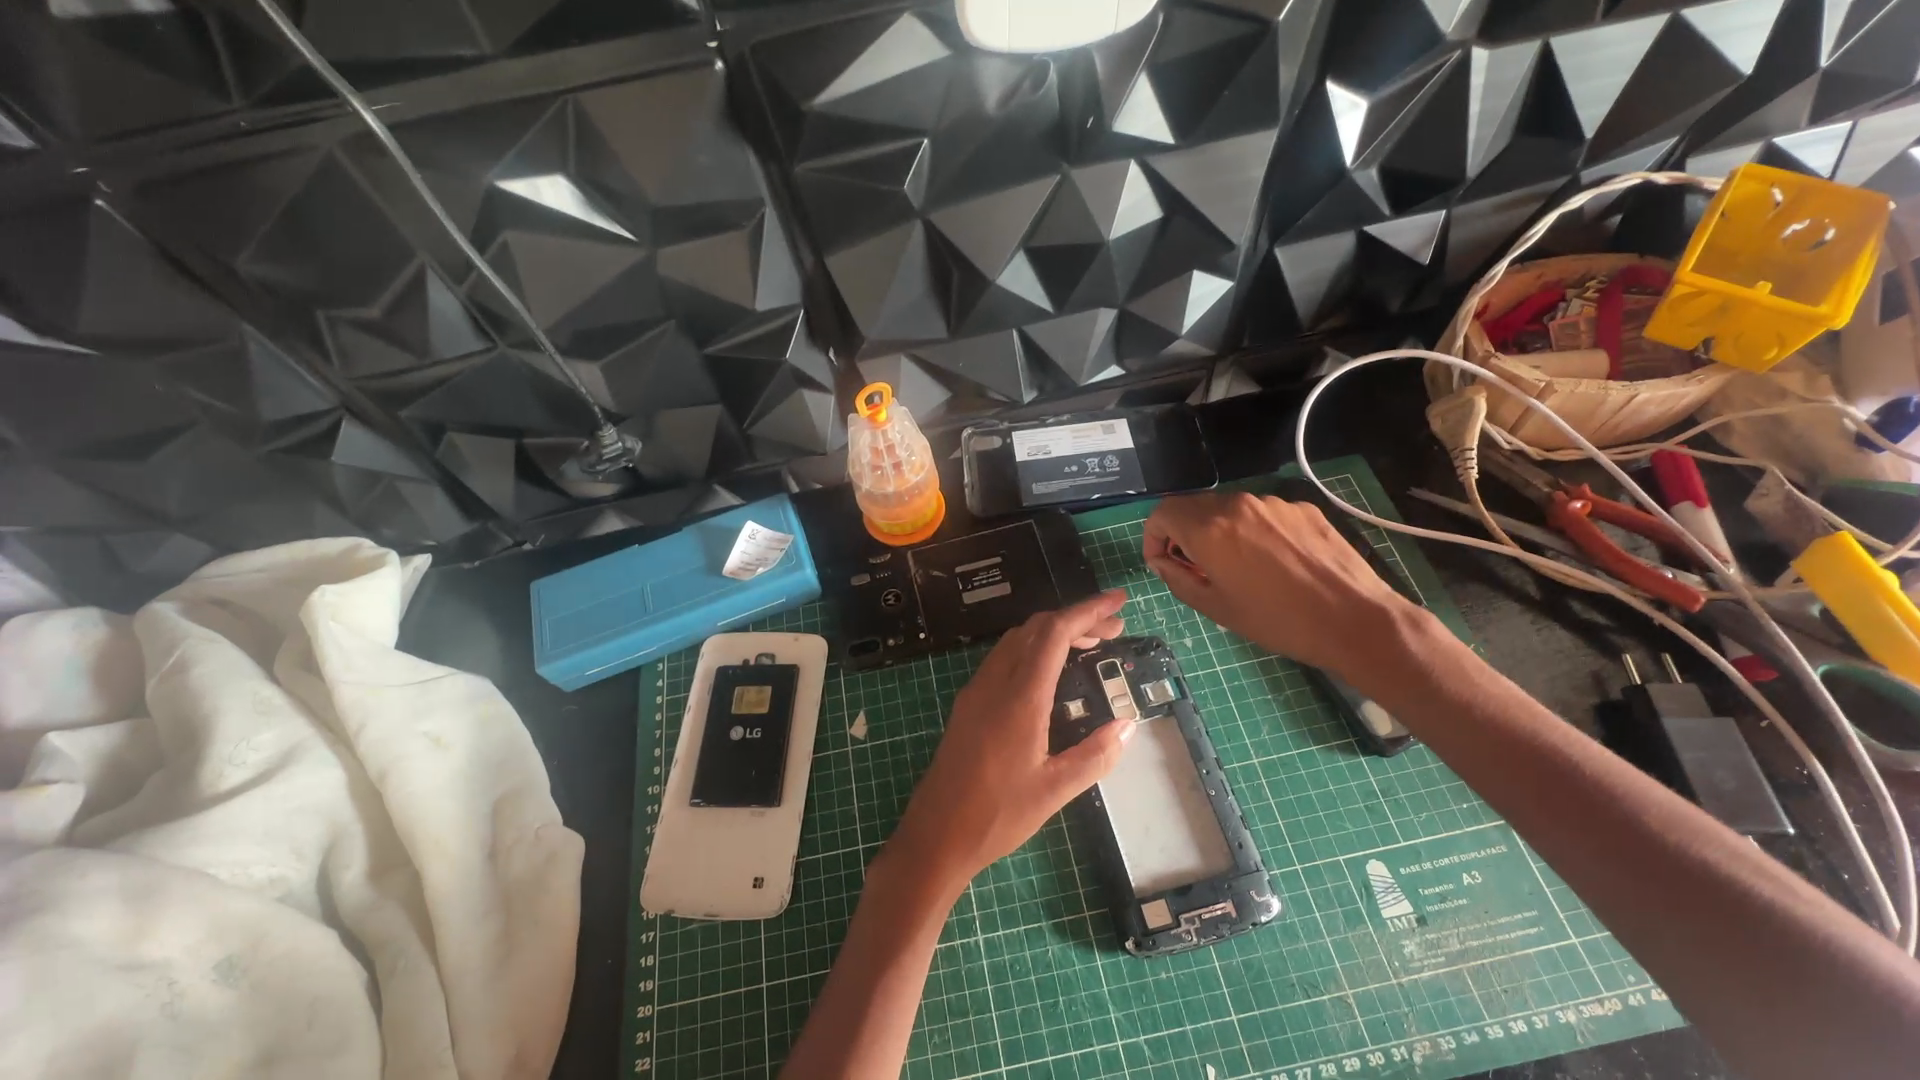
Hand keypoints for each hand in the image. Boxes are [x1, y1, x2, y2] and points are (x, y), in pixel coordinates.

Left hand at [889, 589, 1135, 889]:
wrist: (935, 835)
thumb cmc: (996, 815)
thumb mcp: (1055, 790)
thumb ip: (1095, 755)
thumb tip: (1129, 726)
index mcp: (1020, 697)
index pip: (1055, 633)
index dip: (1088, 611)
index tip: (1118, 601)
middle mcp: (995, 684)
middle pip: (1035, 629)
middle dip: (1076, 619)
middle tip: (1113, 628)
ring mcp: (976, 692)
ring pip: (1016, 641)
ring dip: (1053, 633)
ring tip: (1089, 645)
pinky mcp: (968, 706)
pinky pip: (1003, 659)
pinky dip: (1033, 650)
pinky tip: (1050, 673)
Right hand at [1143, 492, 1426, 680]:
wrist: (1354, 619)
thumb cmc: (1278, 621)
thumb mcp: (1216, 608)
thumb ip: (1177, 578)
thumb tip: (1161, 561)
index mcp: (1210, 529)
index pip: (1163, 513)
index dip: (1154, 536)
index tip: (1163, 562)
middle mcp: (1239, 505)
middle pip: (1195, 508)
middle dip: (1186, 535)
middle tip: (1198, 570)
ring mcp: (1275, 504)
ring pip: (1231, 511)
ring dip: (1222, 534)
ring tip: (1241, 570)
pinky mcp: (1304, 510)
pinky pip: (1265, 515)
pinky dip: (1256, 533)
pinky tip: (1277, 565)